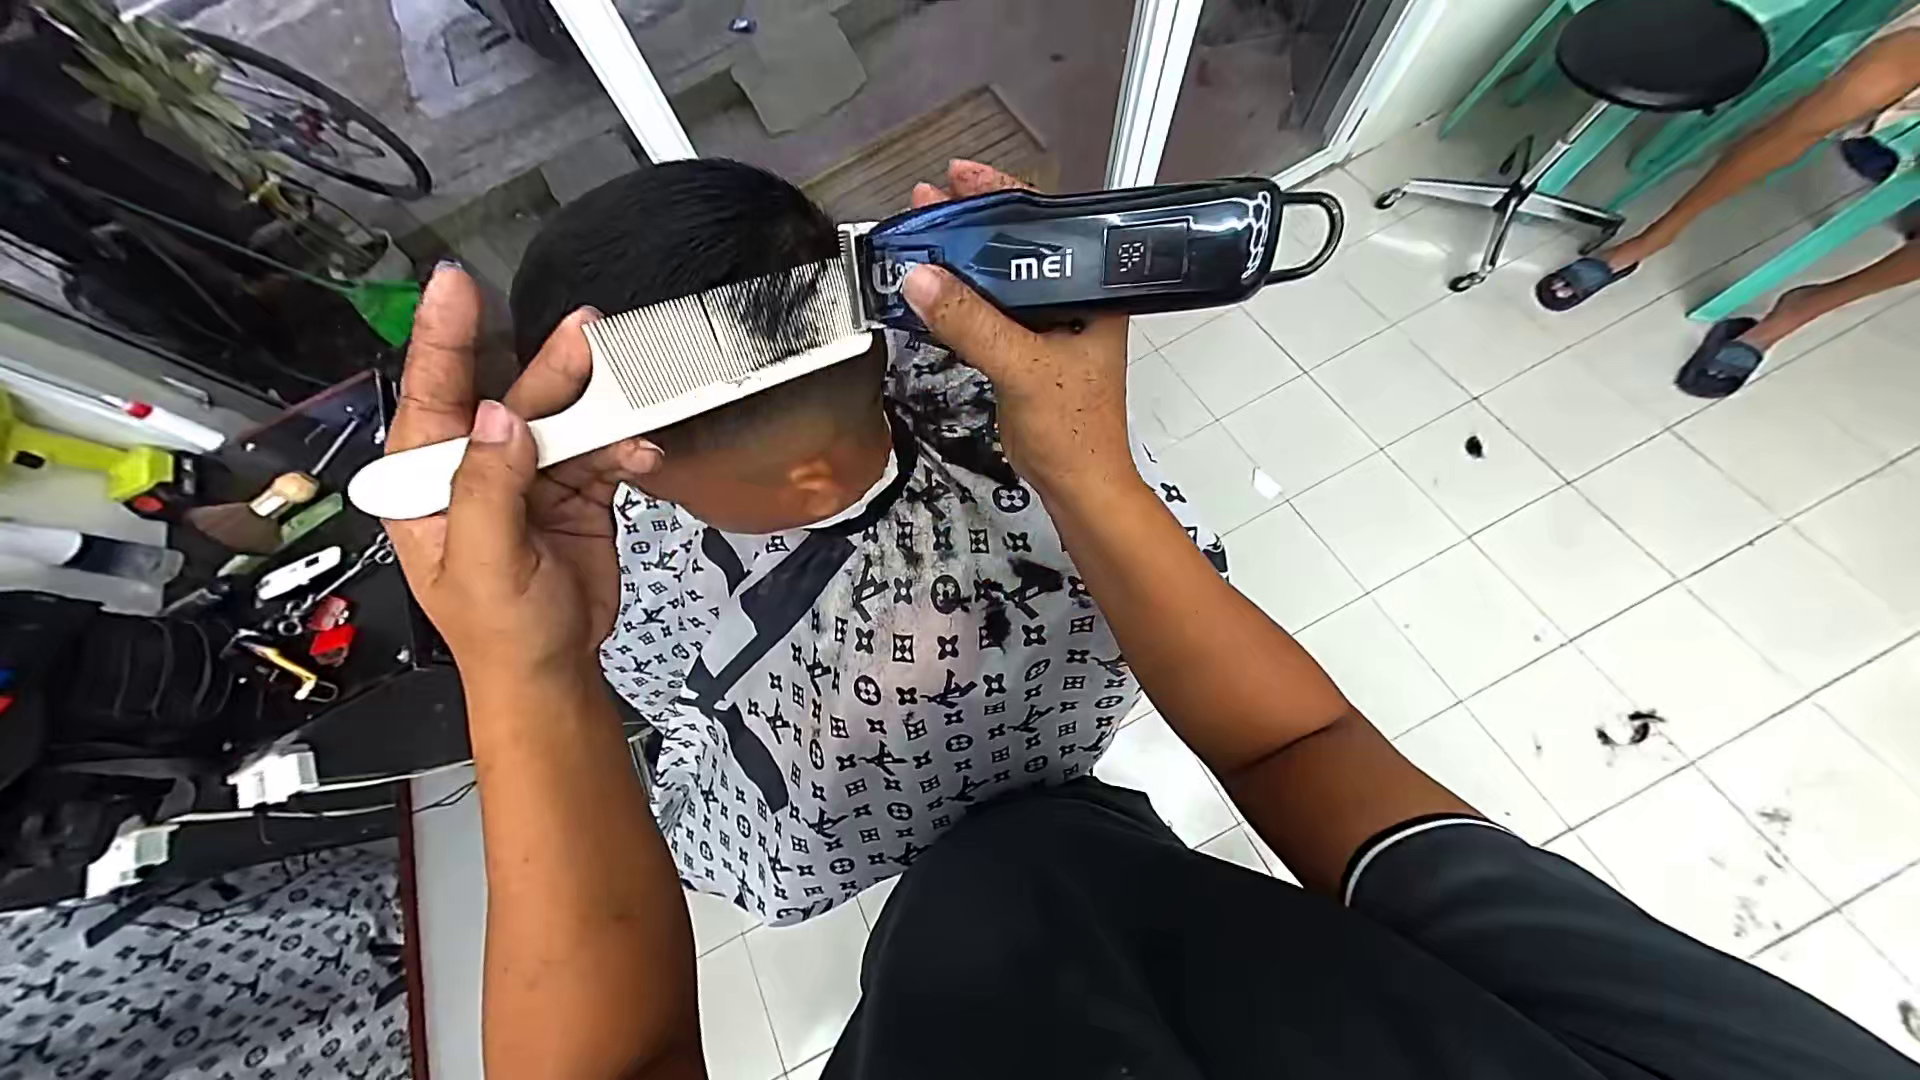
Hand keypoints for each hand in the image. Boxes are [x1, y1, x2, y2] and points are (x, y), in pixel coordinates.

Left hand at [383, 263, 662, 686]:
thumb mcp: (482, 563)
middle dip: (549, 368)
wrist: (556, 663)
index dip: (443, 339)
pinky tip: (641, 454)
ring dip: (601, 412)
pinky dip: (626, 454)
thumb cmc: (500, 627)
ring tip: (632, 390)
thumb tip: (501, 420)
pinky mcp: (580, 497)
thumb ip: (486, 489)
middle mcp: (481, 472)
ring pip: (569, 428)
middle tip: (585, 332)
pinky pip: (604, 460)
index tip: (458, 287)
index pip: (431, 398)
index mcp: (431, 484)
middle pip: (515, 403)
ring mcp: (536, 483)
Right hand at [903, 161, 1134, 496]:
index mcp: (1092, 292)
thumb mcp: (1024, 369)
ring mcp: (1046, 328)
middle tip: (927, 205)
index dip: (1002, 197)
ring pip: (998, 285)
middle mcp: (1072, 302)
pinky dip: (958, 305)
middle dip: (971, 227)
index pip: (1048, 226)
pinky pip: (986, 317)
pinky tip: (931, 292)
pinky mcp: (1023, 353)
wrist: (1074, 483)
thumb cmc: (1074, 431)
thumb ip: (974, 324)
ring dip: (960, 266)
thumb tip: (921, 281)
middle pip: (1017, 250)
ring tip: (920, 241)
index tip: (960, 176)